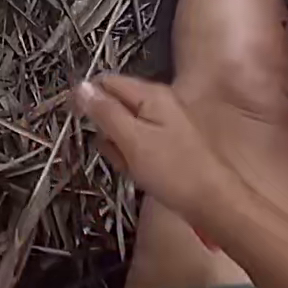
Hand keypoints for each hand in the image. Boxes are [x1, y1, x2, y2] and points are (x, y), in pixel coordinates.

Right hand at [74, 74, 287, 282]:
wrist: (215, 205)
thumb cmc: (172, 170)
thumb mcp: (131, 139)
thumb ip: (104, 111)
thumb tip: (80, 86)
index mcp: (151, 95)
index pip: (107, 82)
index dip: (87, 97)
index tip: (72, 117)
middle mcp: (159, 103)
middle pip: (115, 105)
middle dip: (105, 127)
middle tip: (113, 150)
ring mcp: (165, 125)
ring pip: (125, 128)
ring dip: (118, 146)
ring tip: (129, 166)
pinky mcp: (169, 146)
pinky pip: (139, 144)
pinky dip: (133, 158)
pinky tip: (140, 174)